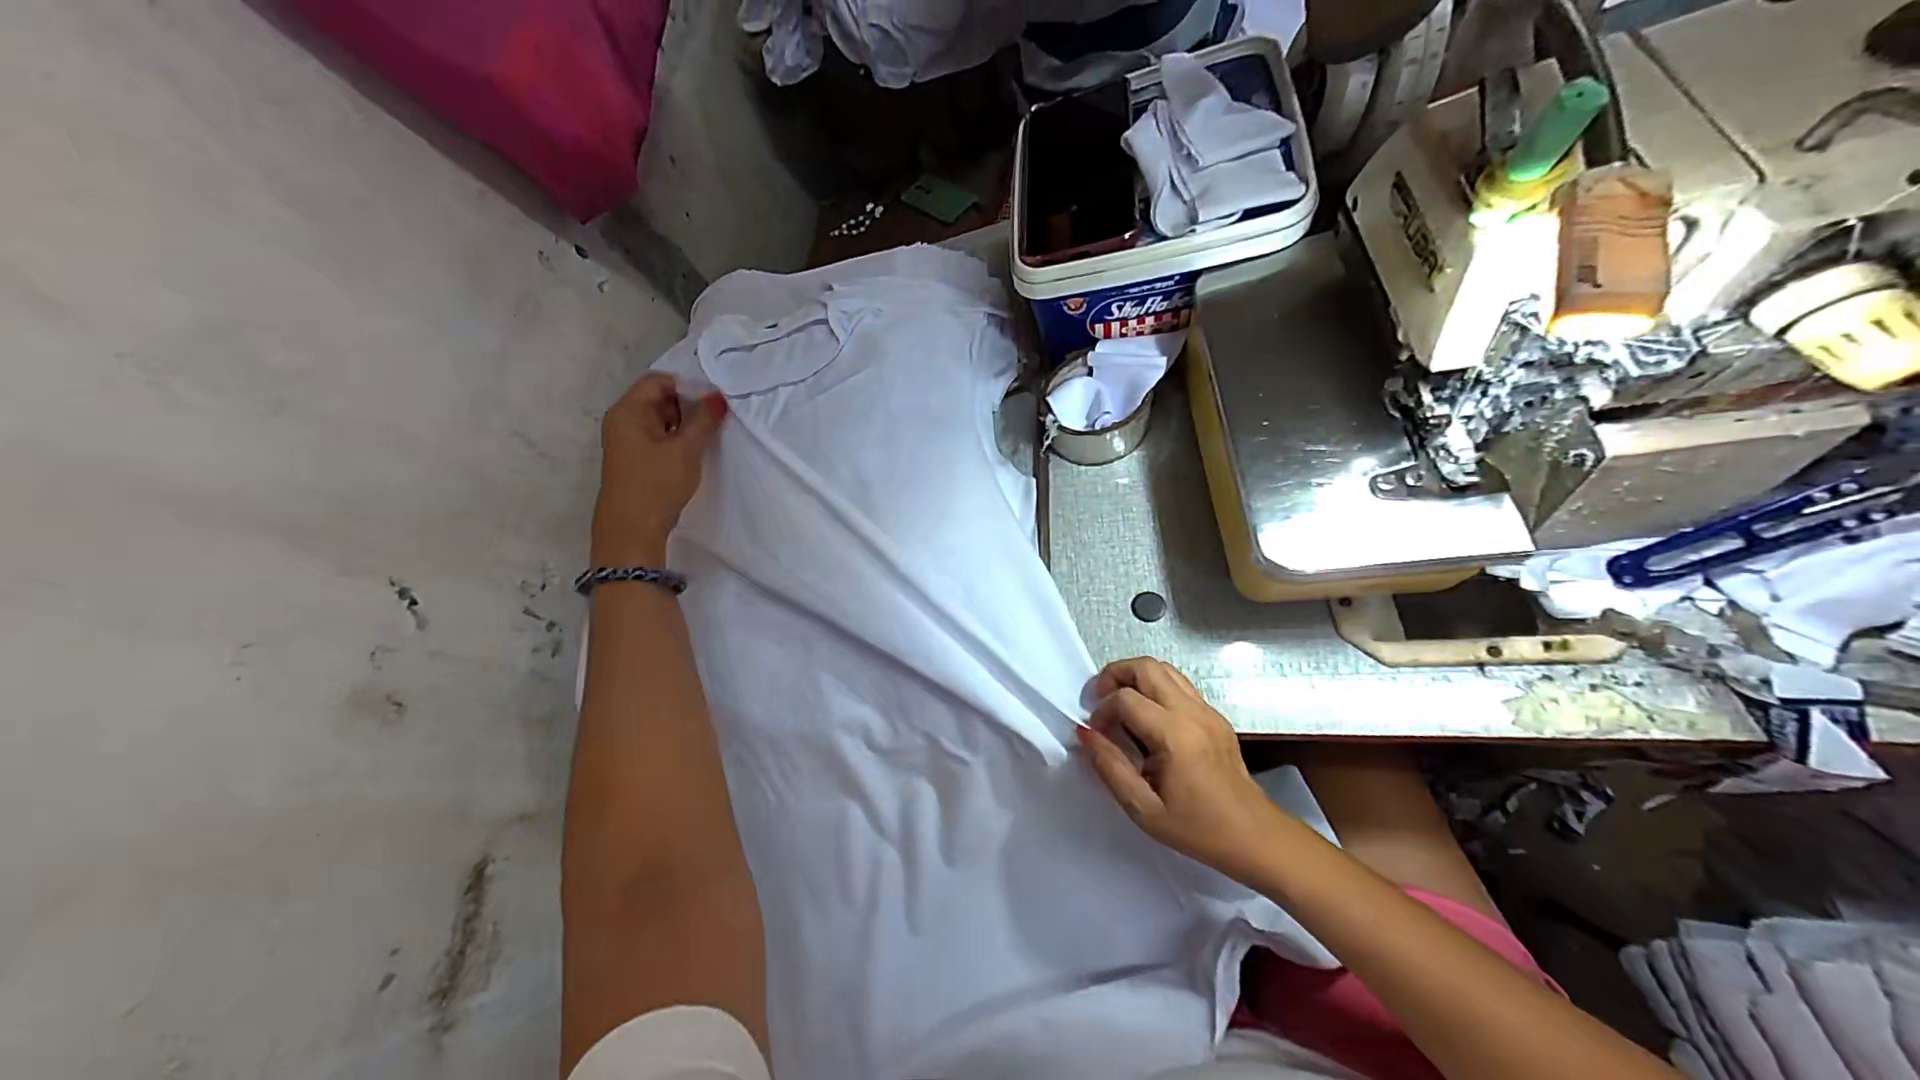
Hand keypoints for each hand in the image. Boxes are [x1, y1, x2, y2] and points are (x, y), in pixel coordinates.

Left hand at [592, 374, 726, 565]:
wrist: (632, 530)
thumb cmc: (657, 484)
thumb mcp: (686, 449)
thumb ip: (704, 419)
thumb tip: (717, 397)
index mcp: (628, 410)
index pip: (658, 380)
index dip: (687, 385)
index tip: (713, 400)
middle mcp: (622, 420)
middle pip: (658, 397)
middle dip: (687, 404)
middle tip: (714, 418)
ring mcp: (626, 441)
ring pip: (659, 419)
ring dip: (683, 423)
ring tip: (707, 435)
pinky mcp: (634, 459)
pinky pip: (657, 437)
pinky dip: (675, 438)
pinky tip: (692, 451)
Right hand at [1077, 657, 1287, 882]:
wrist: (1255, 837)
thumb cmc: (1198, 829)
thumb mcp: (1143, 809)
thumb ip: (1110, 767)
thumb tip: (1086, 734)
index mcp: (1174, 735)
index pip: (1125, 699)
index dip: (1101, 711)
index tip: (1095, 734)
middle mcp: (1192, 713)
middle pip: (1146, 667)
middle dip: (1115, 675)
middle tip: (1099, 699)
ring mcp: (1207, 711)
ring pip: (1165, 669)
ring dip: (1136, 678)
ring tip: (1120, 704)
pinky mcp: (1215, 716)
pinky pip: (1179, 685)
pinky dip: (1155, 688)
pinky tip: (1147, 719)